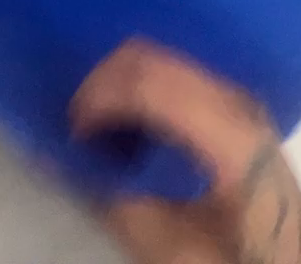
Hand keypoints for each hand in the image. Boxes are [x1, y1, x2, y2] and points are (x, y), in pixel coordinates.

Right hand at [71, 39, 300, 263]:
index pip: (150, 84)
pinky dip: (138, 87)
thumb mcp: (177, 251)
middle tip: (76, 128)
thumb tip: (60, 157)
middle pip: (151, 58)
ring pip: (159, 58)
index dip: (99, 98)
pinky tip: (128, 125)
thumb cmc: (240, 261)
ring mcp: (235, 96)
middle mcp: (235, 99)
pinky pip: (173, 73)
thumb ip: (117, 202)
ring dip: (118, 83)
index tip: (71, 132)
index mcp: (230, 134)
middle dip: (102, 83)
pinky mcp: (230, 102)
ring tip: (97, 128)